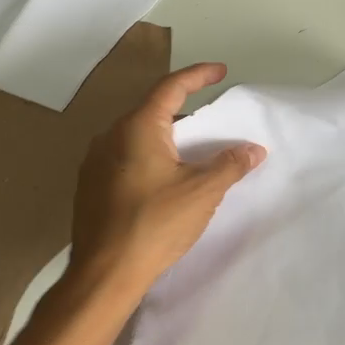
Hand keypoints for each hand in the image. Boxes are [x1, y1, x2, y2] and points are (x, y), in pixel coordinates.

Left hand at [66, 64, 264, 301]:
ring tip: (194, 151)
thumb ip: (230, 165)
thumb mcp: (203, 191)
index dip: (198, 75)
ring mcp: (95, 163)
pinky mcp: (91, 187)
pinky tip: (167, 179)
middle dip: (185, 111)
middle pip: (152, 112)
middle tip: (213, 119)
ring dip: (168, 138)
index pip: (170, 88)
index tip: (221, 71)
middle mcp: (110, 137)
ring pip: (138, 137)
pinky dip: (152, 157)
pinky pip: (126, 158)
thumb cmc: (155, 223)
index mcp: (137, 128)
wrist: (105, 273)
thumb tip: (253, 149)